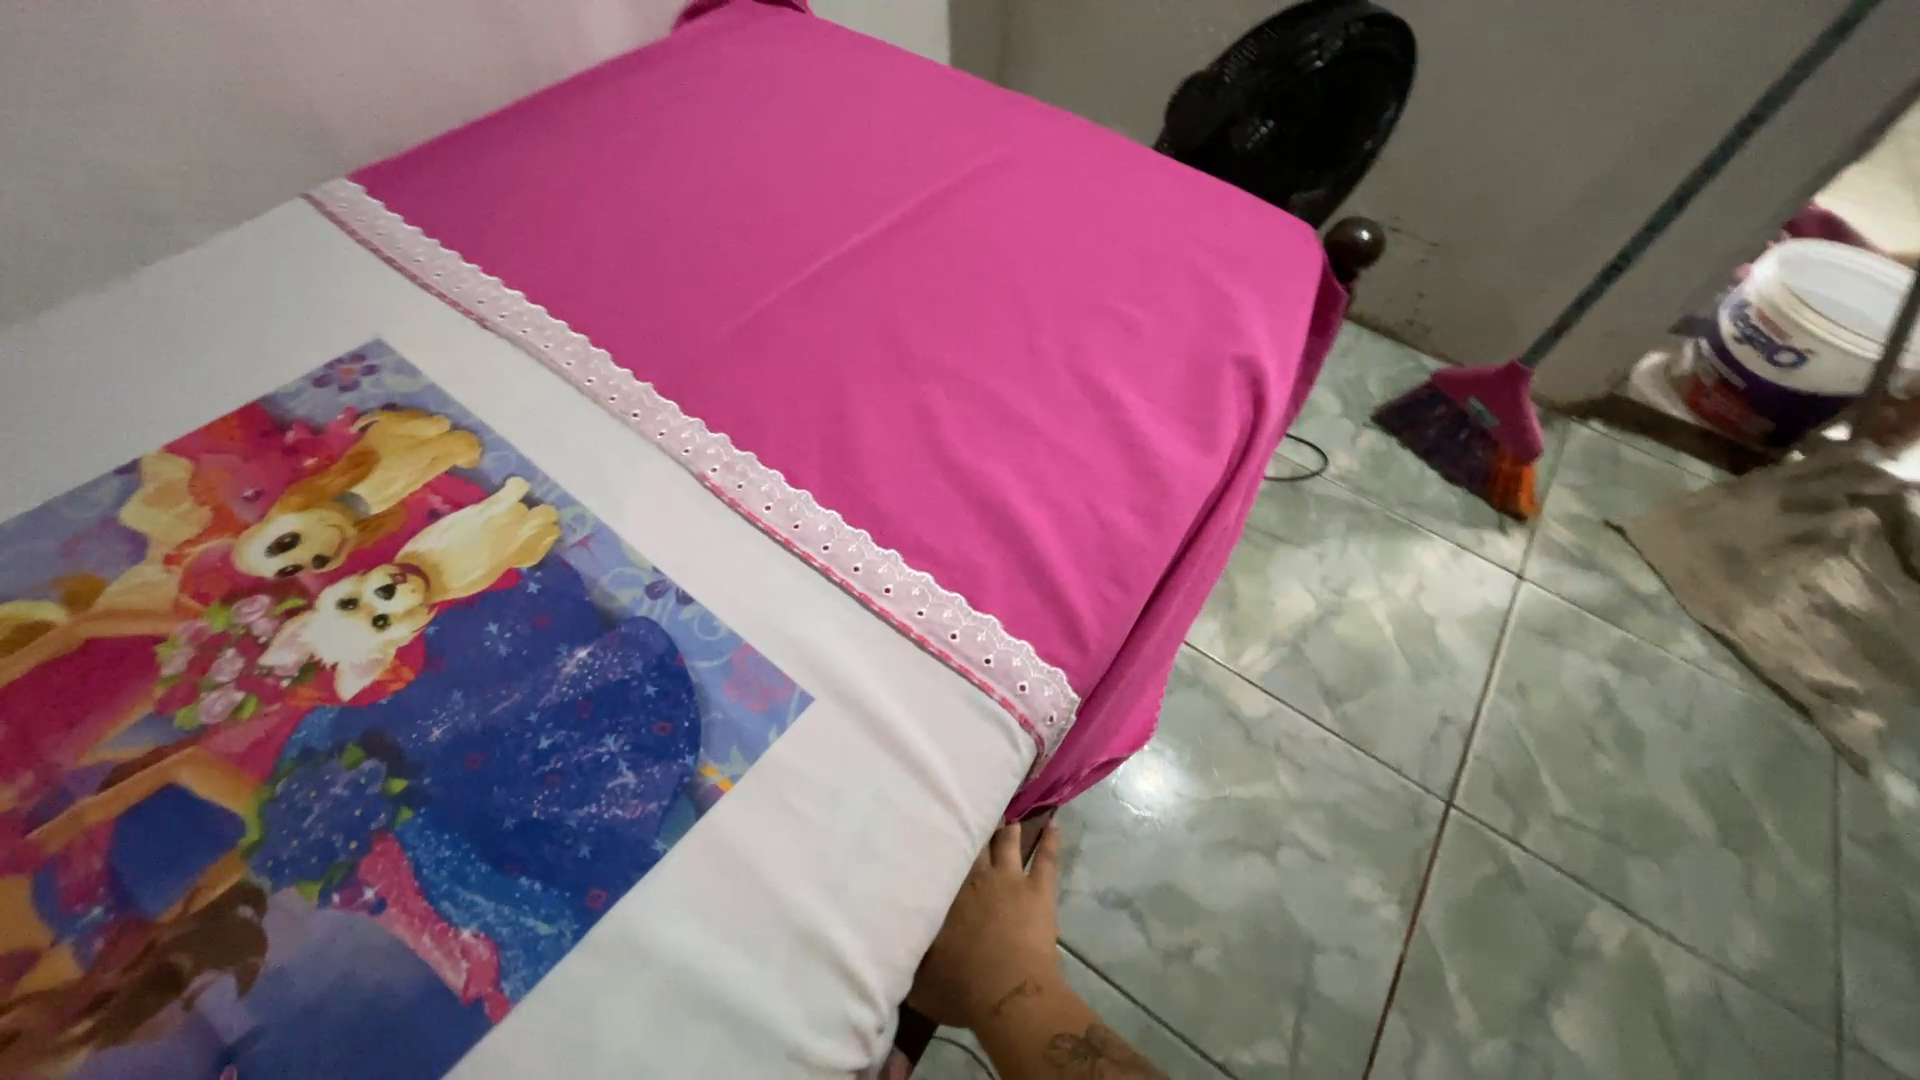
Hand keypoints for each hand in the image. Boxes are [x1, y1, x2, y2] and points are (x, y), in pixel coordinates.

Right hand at [908, 822, 1064, 1030]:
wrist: (1009, 995)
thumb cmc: (962, 988)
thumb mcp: (920, 978)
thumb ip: (908, 956)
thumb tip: (893, 944)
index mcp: (945, 894)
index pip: (939, 862)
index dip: (937, 846)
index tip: (933, 829)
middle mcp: (975, 878)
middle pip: (973, 843)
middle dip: (970, 824)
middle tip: (967, 805)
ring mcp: (1010, 880)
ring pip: (1007, 842)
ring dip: (1006, 827)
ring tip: (1006, 808)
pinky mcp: (1039, 890)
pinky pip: (1046, 859)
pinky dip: (1050, 841)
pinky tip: (1053, 823)